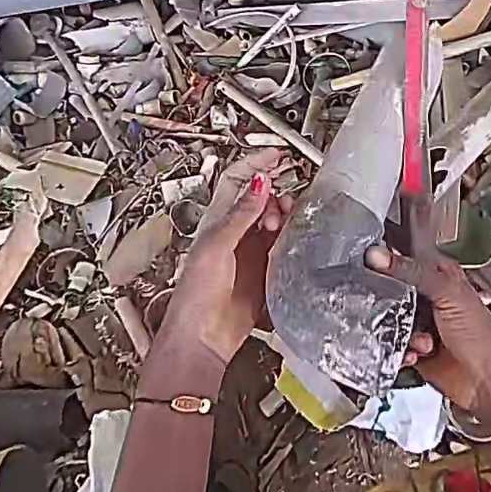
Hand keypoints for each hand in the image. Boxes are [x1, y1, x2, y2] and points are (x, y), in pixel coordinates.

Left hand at [159, 148, 293, 363]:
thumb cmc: (196, 295)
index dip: (256, 163)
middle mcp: (234, 232)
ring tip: (285, 219)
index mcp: (217, 220)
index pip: (238, 180)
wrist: (203, 336)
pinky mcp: (263, 269)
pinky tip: (294, 237)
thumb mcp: (217, 247)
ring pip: (273, 219)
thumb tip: (259, 184)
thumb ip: (241, 214)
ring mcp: (249, 250)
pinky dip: (290, 236)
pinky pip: (282, 244)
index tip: (276, 155)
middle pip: (259, 198)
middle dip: (275, 191)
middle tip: (285, 198)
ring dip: (283, 213)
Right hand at [363, 194, 490, 411]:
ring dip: (400, 329)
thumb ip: (412, 271)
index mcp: (438, 273)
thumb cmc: (480, 336)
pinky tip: (416, 353)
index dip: (389, 240)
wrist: (486, 383)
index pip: (408, 248)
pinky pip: (388, 341)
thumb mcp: (447, 293)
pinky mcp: (409, 345)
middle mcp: (425, 294)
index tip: (365, 238)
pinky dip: (399, 349)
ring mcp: (417, 320)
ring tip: (421, 338)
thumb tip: (378, 255)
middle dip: (386, 295)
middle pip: (389, 283)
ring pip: (386, 314)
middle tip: (383, 299)